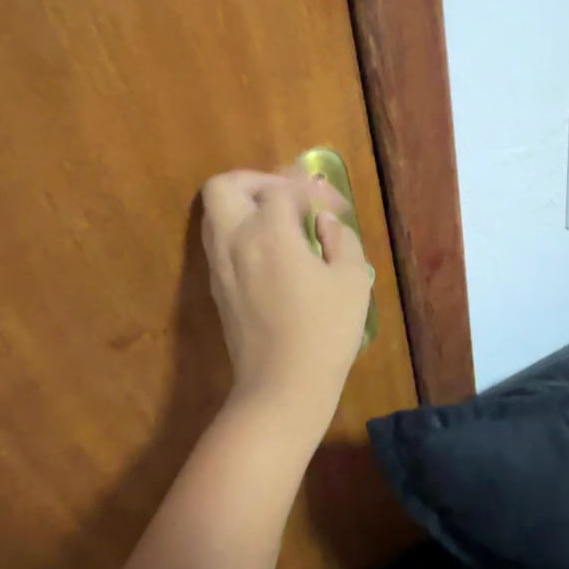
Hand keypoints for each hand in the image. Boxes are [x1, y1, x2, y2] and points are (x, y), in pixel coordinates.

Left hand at [199, 168, 372, 421]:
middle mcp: (234, 242)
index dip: (311, 190)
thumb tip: (325, 224)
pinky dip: (240, 235)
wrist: (282, 387)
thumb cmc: (325, 333)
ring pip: (215, 215)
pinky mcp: (217, 290)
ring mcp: (220, 267)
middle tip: (286, 197)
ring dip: (244, 207)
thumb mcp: (353, 281)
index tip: (335, 208)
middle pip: (224, 187)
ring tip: (279, 224)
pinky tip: (271, 255)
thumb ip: (341, 240)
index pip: (282, 188)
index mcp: (268, 233)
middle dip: (255, 181)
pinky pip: (219, 244)